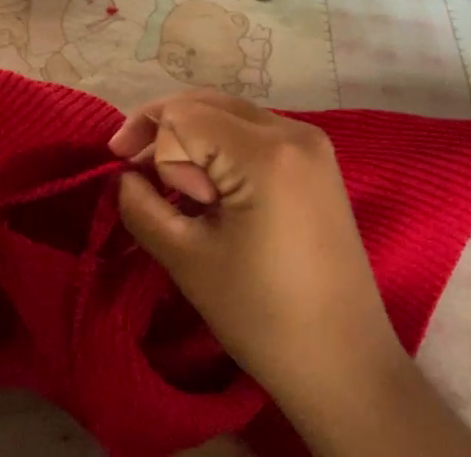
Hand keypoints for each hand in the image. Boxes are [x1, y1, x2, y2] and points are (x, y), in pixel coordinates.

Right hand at [109, 92, 403, 406]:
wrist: (345, 366)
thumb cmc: (261, 315)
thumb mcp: (185, 257)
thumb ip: (141, 204)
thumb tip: (124, 175)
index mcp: (265, 152)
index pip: (182, 115)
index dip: (144, 137)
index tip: (128, 178)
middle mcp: (293, 132)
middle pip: (206, 103)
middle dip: (163, 131)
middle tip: (134, 171)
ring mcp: (312, 146)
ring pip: (228, 115)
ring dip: (191, 140)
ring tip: (174, 190)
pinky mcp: (317, 165)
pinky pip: (253, 135)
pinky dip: (220, 150)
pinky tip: (208, 190)